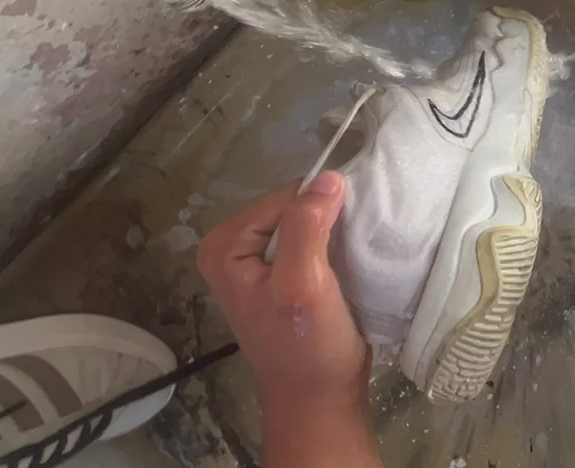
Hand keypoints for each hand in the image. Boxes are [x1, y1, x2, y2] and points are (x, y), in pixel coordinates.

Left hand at [197, 174, 375, 460]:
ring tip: (350, 253)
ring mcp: (257, 259)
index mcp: (224, 246)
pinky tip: (346, 260)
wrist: (320, 396)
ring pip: (306, 216)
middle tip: (347, 248)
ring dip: (333, 229)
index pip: (286, 197)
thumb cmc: (306, 345)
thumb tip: (328, 177)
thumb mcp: (303, 284)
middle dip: (325, 218)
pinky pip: (312, 234)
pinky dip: (333, 240)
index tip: (340, 242)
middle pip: (294, 204)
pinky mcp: (283, 270)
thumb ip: (307, 228)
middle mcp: (233, 246)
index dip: (318, 214)